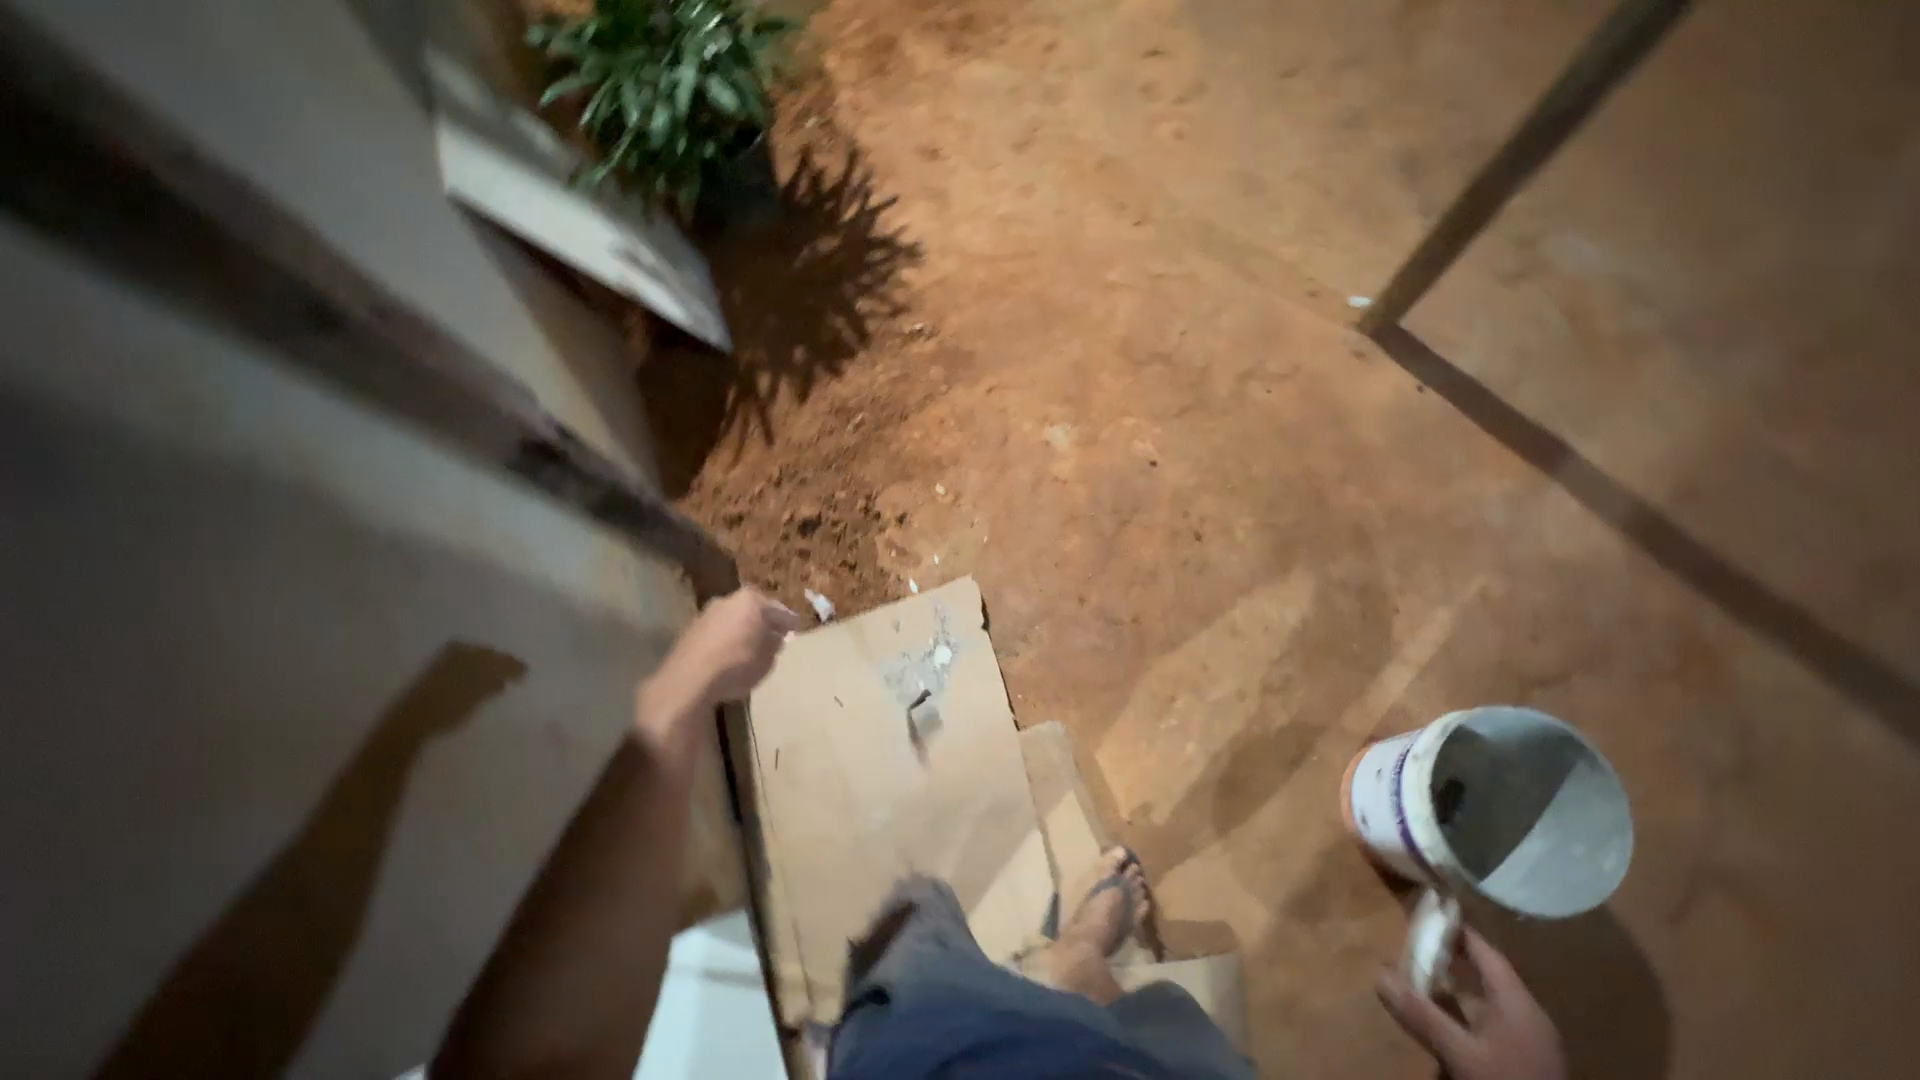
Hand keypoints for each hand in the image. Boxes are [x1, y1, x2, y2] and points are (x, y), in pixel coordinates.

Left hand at [636, 589, 803, 747]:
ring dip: (744, 629)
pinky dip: (727, 638)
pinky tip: (731, 653)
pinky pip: (719, 631)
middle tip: (775, 635)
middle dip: (764, 622)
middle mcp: (728, 600)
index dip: (789, 621)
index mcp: (752, 601)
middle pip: (754, 610)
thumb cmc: (737, 664)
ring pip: (734, 619)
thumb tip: (775, 638)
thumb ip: (774, 644)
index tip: (796, 627)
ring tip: (752, 646)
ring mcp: (707, 613)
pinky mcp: (691, 629)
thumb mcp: (767, 659)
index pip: (779, 610)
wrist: (689, 679)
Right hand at [1377, 929, 1566, 1079]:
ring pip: (1491, 1001)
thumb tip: (1379, 975)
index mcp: (1517, 1001)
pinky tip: (1450, 1021)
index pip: (1487, 953)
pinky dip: (1468, 1013)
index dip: (1459, 931)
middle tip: (1418, 946)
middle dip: (1453, 960)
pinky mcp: (1528, 1057)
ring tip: (1425, 980)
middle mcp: (1528, 1013)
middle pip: (1489, 975)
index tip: (1430, 913)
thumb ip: (1422, 1015)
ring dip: (1460, 990)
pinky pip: (1494, 1022)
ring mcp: (1531, 1037)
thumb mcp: (1461, 1052)